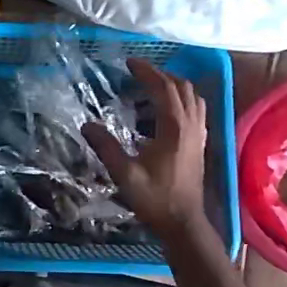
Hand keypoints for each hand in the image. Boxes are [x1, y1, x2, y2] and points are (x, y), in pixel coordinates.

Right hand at [82, 59, 209, 235]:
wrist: (183, 223)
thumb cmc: (155, 199)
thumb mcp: (124, 173)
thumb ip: (105, 147)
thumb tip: (87, 125)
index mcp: (175, 129)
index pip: (164, 89)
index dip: (147, 72)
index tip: (129, 63)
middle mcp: (192, 126)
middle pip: (182, 87)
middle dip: (160, 74)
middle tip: (137, 71)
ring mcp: (199, 135)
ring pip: (193, 97)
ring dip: (174, 85)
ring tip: (152, 85)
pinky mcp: (200, 145)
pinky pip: (196, 110)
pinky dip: (181, 100)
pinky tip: (165, 109)